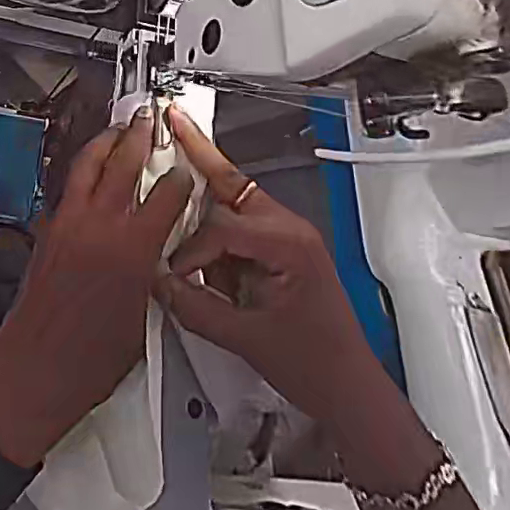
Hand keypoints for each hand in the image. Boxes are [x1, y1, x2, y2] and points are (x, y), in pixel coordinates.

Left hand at [0, 108, 192, 467]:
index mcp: (133, 249)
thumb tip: (160, 254)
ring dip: (105, 141)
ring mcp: (69, 224)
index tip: (186, 172)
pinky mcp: (48, 231)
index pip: (166, 195)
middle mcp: (100, 227)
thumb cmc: (87, 360)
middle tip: (148, 118)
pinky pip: (67, 187)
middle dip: (139, 135)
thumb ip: (154, 273)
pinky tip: (88, 169)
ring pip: (88, 165)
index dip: (181, 178)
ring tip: (116, 129)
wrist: (34, 372)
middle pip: (124, 162)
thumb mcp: (142, 316)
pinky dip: (81, 169)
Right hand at [153, 106, 389, 433]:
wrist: (349, 386)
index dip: (191, 251)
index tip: (174, 275)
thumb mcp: (246, 338)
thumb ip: (196, 307)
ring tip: (175, 176)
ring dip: (204, 199)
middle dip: (199, 154)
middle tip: (174, 123)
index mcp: (288, 243)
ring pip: (235, 201)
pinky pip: (241, 226)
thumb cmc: (317, 362)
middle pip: (233, 184)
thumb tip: (161, 284)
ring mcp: (287, 236)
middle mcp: (290, 229)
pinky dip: (216, 233)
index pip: (223, 227)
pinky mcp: (281, 249)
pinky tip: (200, 251)